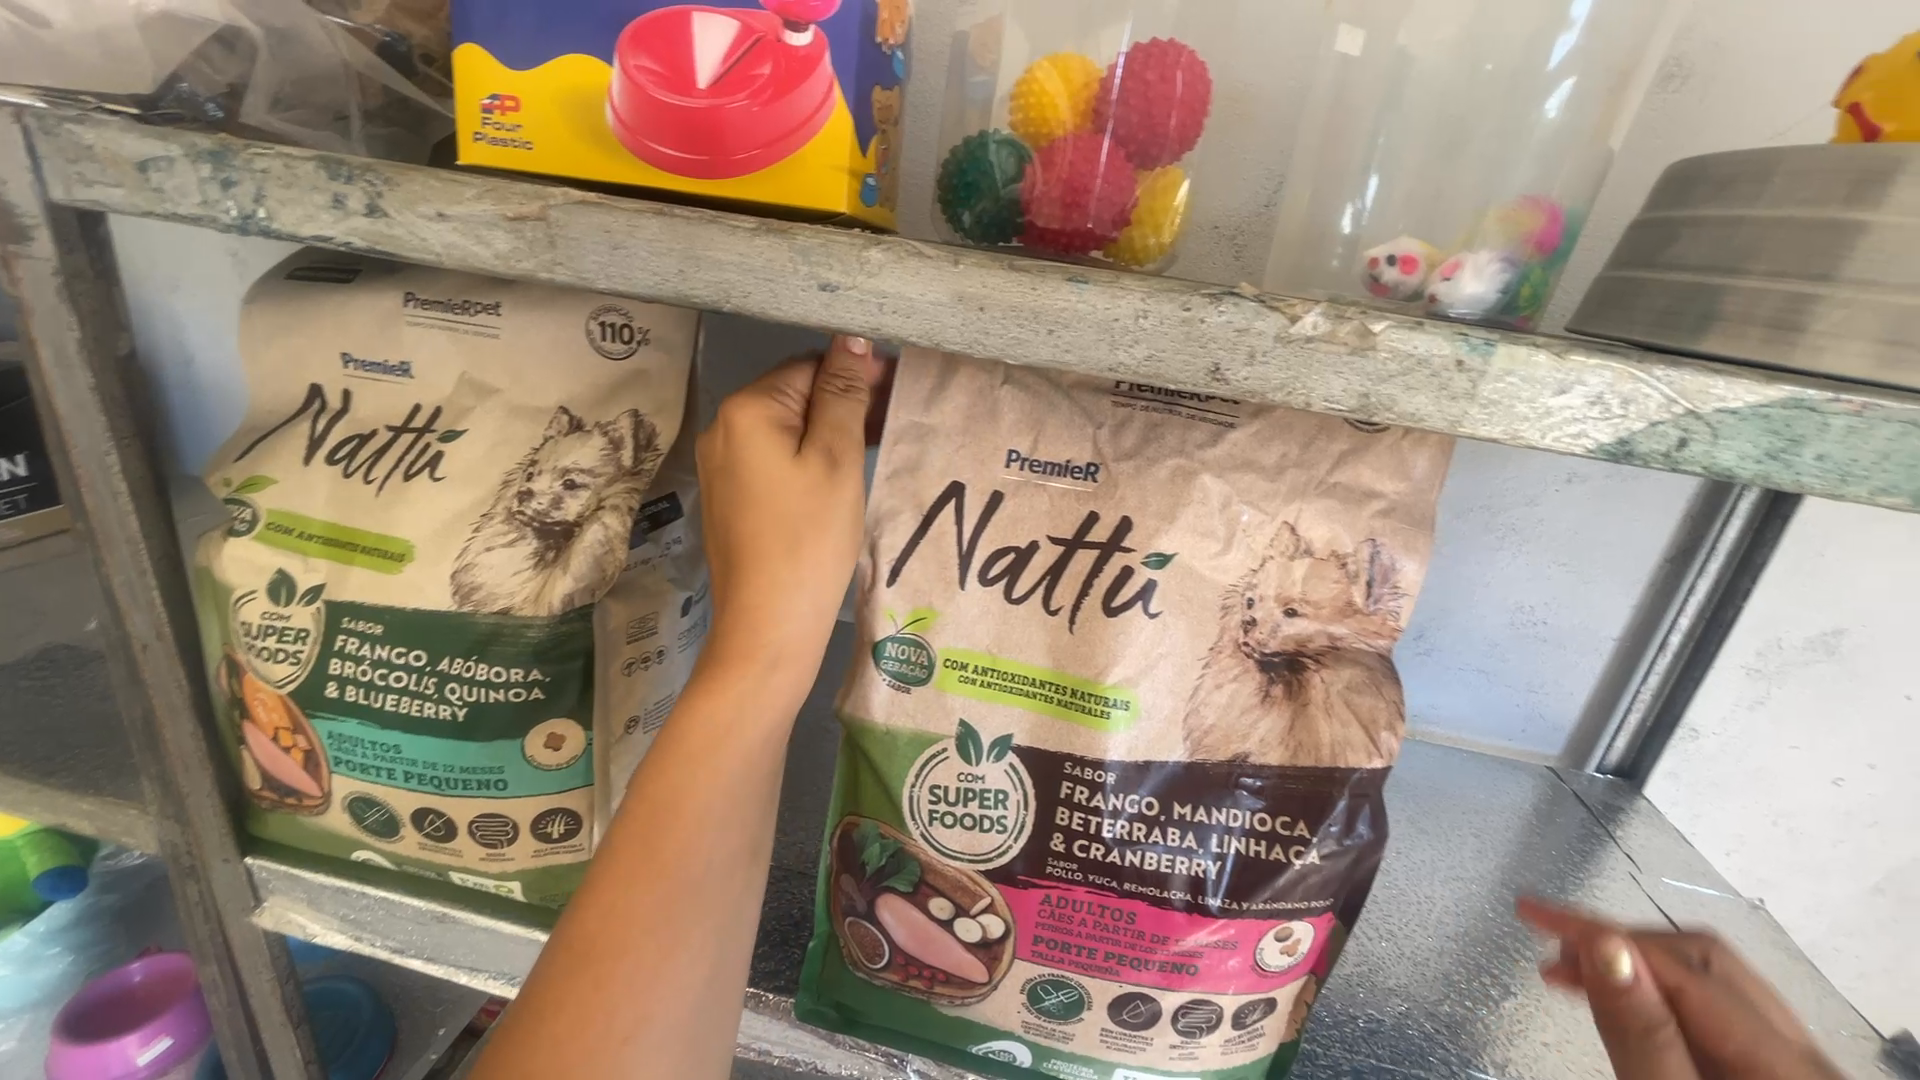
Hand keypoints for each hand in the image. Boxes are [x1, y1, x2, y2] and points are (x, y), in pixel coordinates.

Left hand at [695, 335, 885, 696]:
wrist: (770, 622)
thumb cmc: (810, 536)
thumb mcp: (837, 457)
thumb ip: (843, 395)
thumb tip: (848, 340)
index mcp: (746, 410)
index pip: (808, 367)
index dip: (855, 374)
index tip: (898, 390)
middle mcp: (723, 429)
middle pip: (793, 396)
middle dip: (842, 401)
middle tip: (893, 419)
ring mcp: (722, 466)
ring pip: (785, 430)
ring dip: (828, 430)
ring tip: (875, 444)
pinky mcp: (730, 497)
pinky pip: (773, 460)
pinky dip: (807, 458)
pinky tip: (839, 472)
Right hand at [1518, 897, 1846, 1079]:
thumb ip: (1640, 1030)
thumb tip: (1600, 944)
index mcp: (1785, 1063)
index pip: (1673, 962)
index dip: (1592, 928)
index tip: (1525, 908)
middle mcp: (1806, 1055)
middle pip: (1700, 957)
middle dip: (1615, 943)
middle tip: (1550, 952)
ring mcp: (1800, 1065)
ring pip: (1710, 976)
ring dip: (1633, 963)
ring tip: (1574, 972)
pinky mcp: (1782, 1074)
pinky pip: (1721, 1008)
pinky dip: (1660, 990)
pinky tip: (1623, 998)